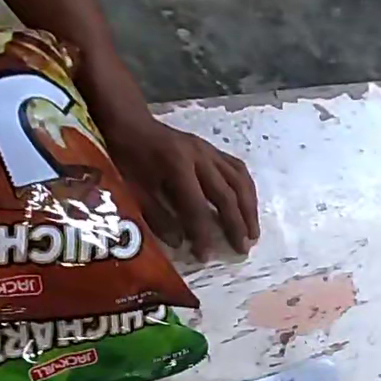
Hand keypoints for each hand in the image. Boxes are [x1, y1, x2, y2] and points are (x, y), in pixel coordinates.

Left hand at [101, 114, 259, 257]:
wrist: (132, 123)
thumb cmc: (128, 157)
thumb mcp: (134, 189)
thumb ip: (156, 217)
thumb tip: (179, 243)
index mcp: (176, 166)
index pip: (196, 207)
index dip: (202, 234)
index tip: (205, 257)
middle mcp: (199, 157)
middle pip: (226, 195)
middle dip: (236, 225)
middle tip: (243, 249)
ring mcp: (210, 152)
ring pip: (239, 182)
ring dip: (249, 210)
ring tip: (253, 234)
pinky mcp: (214, 151)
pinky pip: (238, 171)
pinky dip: (247, 191)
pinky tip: (249, 208)